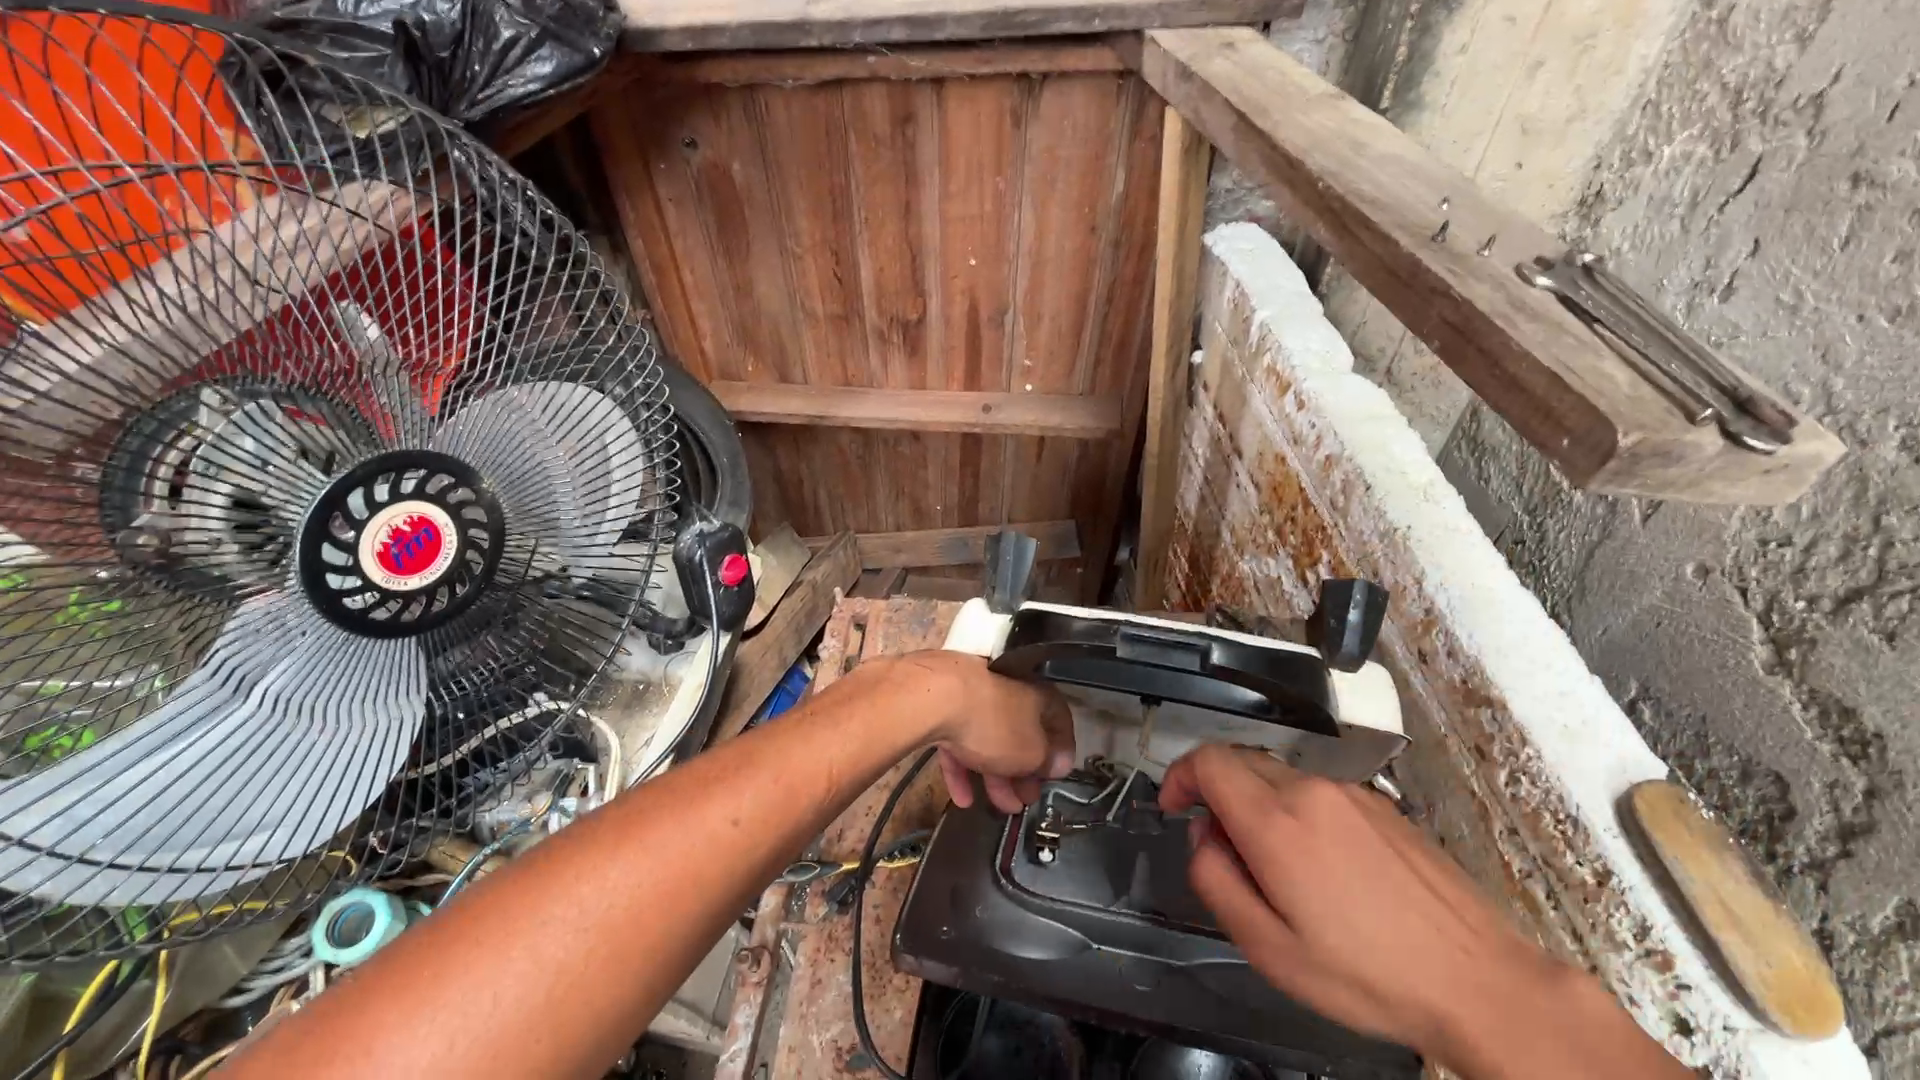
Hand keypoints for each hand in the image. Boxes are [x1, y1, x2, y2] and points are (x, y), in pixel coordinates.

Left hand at [889, 651, 1073, 813]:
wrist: (934, 698)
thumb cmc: (994, 723)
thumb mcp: (1033, 753)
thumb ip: (1046, 761)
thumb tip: (1055, 764)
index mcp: (1037, 693)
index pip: (1059, 722)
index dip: (1060, 753)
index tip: (1054, 777)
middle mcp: (1008, 688)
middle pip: (1021, 734)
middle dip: (1025, 771)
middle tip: (1026, 797)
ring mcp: (973, 697)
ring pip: (989, 739)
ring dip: (996, 776)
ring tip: (1000, 806)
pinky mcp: (943, 708)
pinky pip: (958, 741)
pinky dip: (963, 769)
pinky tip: (963, 799)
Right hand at [1159, 746, 1659, 1077]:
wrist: (1479, 981)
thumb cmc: (1367, 974)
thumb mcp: (1268, 947)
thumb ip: (1215, 880)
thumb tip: (1203, 837)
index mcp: (1277, 822)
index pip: (1209, 761)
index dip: (1179, 775)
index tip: (1173, 806)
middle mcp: (1313, 792)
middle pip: (1242, 763)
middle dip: (1215, 794)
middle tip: (1221, 851)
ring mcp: (1353, 795)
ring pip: (1280, 779)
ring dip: (1258, 807)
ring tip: (1276, 873)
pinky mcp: (1384, 808)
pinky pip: (1319, 794)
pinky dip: (1297, 814)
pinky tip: (1322, 872)